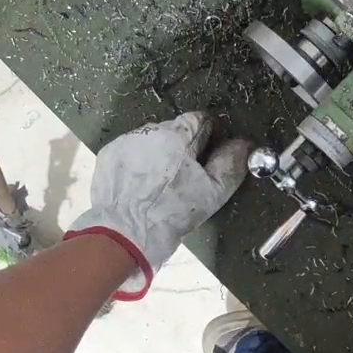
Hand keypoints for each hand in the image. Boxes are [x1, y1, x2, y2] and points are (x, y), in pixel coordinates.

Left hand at [66, 112, 251, 300]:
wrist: (126, 232)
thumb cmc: (172, 213)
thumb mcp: (212, 193)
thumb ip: (230, 164)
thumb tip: (243, 144)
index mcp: (177, 135)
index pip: (200, 120)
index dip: (209, 136)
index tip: (208, 154)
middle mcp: (150, 131)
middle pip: (174, 130)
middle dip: (181, 147)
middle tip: (184, 176)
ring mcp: (126, 142)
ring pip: (151, 141)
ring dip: (158, 154)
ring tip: (160, 184)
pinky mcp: (109, 156)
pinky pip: (131, 152)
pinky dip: (138, 163)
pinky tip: (141, 185)